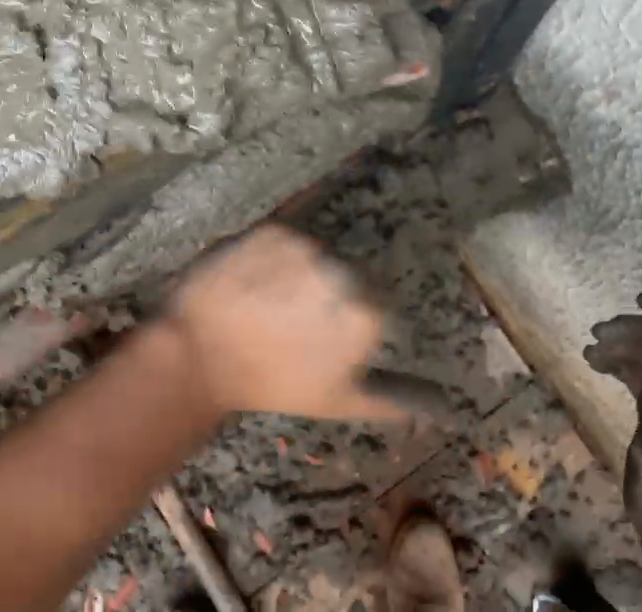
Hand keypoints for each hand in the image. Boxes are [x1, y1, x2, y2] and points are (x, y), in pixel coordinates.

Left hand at [165, 224, 403, 420]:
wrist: (199, 357)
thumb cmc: (271, 385)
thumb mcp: (336, 401)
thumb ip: (391, 401)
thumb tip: (442, 410)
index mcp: (364, 314)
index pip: (372, 304)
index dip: (346, 319)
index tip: (323, 333)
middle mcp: (343, 273)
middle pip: (346, 276)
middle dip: (326, 293)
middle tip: (293, 318)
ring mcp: (305, 247)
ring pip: (314, 256)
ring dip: (298, 273)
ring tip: (268, 302)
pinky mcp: (272, 231)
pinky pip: (283, 242)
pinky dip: (271, 257)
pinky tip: (253, 283)